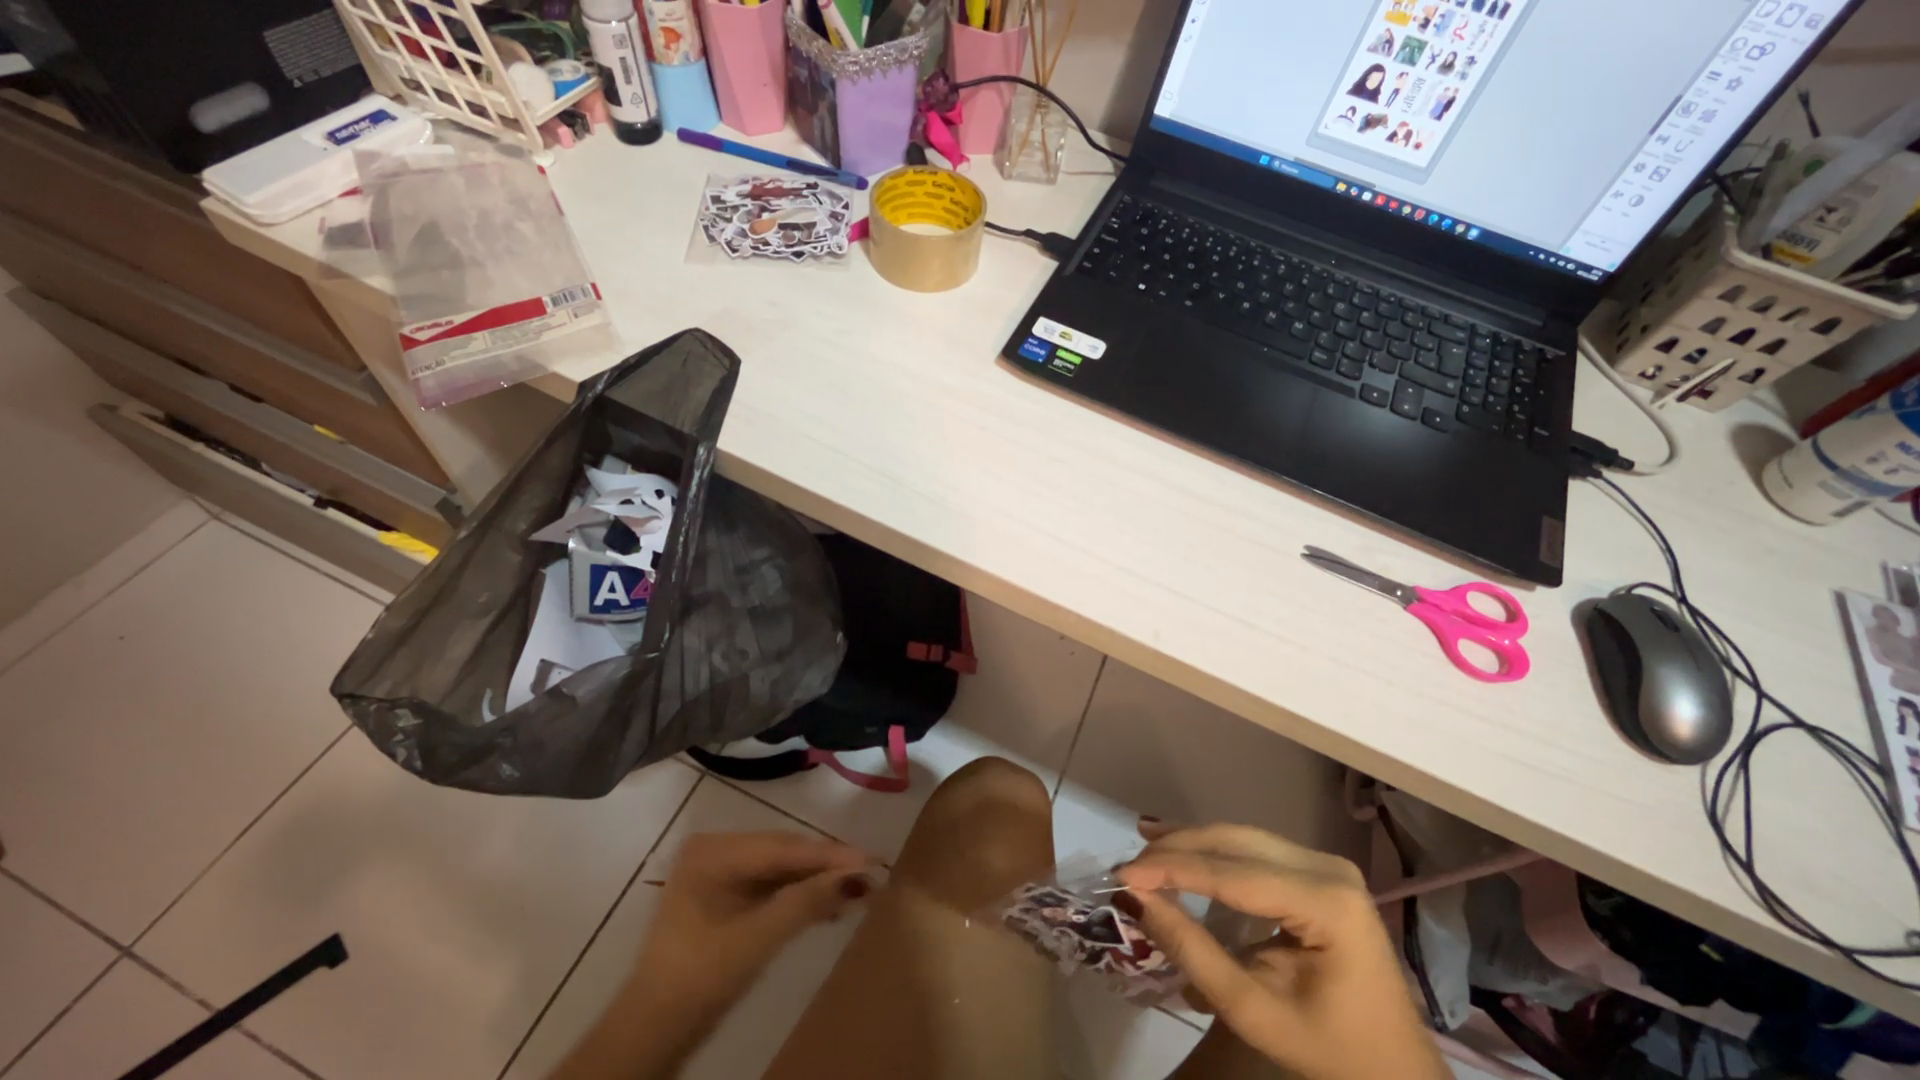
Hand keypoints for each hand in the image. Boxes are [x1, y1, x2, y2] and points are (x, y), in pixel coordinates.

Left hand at [552, 833, 873, 1079]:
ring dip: (816, 883)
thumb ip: (806, 901)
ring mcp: (717, 874)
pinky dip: (798, 897)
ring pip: (780, 870)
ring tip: (858, 893)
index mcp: (713, 851)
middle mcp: (714, 851)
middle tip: (872, 876)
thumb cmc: (702, 976)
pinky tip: (829, 906)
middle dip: (826, 868)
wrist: (656, 1026)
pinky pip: (770, 887)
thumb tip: (856, 875)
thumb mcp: (759, 938)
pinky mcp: (724, 897)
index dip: (830, 856)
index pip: (783, 847)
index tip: (873, 860)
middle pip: (784, 854)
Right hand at [1116, 825, 1446, 1079]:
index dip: (1172, 869)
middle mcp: (1330, 869)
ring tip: (1145, 855)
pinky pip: (1258, 852)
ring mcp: (1329, 867)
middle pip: (1238, 842)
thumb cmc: (1326, 1048)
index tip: (1121, 874)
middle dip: (1178, 849)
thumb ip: (1192, 951)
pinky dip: (1216, 855)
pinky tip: (1183, 856)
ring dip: (1193, 846)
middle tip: (1127, 865)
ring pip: (1245, 840)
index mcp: (1327, 903)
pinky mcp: (1322, 874)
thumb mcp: (1251, 1009)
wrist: (1392, 1069)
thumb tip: (1135, 900)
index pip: (1232, 874)